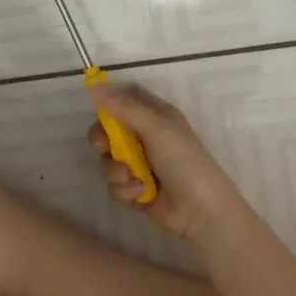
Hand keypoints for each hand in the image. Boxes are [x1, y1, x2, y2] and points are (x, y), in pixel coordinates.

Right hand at [86, 82, 246, 242]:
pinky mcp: (135, 189)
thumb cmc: (183, 162)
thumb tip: (95, 85)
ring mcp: (139, 165)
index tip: (98, 108)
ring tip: (133, 179)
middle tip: (105, 147)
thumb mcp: (156, 128)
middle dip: (103, 140)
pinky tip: (141, 196)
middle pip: (108, 130)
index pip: (126, 98)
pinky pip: (114, 185)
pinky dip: (124, 191)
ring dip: (116, 171)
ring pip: (107, 161)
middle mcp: (145, 138)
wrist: (200, 210)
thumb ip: (124, 108)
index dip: (110, 100)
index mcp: (155, 117)